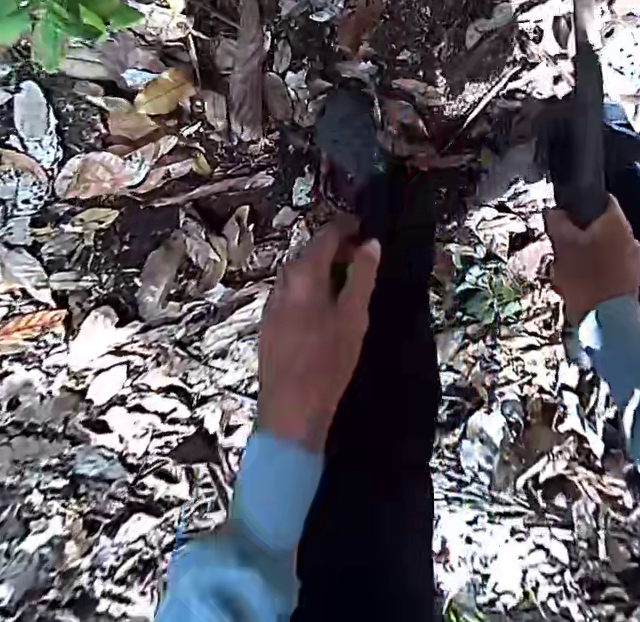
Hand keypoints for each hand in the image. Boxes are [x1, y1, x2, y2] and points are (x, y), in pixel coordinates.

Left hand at [256, 217, 380, 451]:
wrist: (290, 411)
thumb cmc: (328, 361)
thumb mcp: (354, 316)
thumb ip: (362, 276)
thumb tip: (371, 244)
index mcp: (304, 274)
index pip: (325, 236)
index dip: (345, 227)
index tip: (363, 227)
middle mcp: (283, 282)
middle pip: (309, 253)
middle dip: (335, 249)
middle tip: (360, 258)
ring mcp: (272, 303)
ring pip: (298, 274)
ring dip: (321, 270)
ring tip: (345, 283)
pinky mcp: (268, 323)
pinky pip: (291, 293)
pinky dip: (309, 289)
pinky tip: (323, 309)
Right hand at [545, 198, 639, 321]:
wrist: (607, 321)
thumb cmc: (584, 276)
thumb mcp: (562, 244)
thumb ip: (557, 221)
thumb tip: (556, 211)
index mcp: (616, 222)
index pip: (602, 198)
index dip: (581, 202)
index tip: (565, 214)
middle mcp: (630, 236)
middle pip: (602, 224)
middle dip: (581, 230)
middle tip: (562, 241)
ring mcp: (634, 259)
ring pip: (605, 244)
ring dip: (587, 249)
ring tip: (569, 263)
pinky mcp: (632, 279)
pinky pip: (610, 263)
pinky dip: (596, 266)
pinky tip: (582, 279)